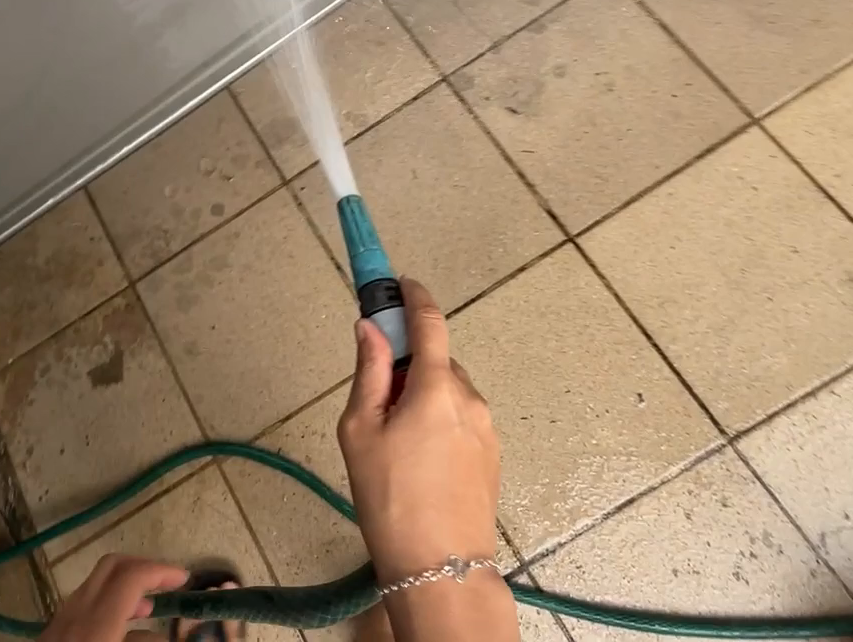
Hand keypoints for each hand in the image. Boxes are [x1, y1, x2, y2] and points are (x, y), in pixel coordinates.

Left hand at [38, 554, 188, 641]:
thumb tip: (162, 637)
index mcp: (97, 625)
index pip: (132, 576)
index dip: (162, 571)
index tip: (184, 580)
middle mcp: (75, 614)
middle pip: (111, 567)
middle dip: (142, 568)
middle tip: (166, 584)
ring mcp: (59, 624)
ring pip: (95, 585)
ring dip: (124, 588)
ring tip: (148, 610)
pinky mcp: (50, 637)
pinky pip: (82, 606)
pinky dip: (106, 606)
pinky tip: (119, 633)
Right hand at [336, 279, 499, 579]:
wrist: (439, 569)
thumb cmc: (390, 497)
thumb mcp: (360, 430)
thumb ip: (369, 371)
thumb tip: (370, 328)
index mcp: (437, 387)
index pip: (430, 322)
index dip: (414, 296)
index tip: (401, 282)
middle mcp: (470, 399)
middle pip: (436, 360)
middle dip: (409, 364)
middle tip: (377, 398)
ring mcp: (486, 427)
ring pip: (448, 390)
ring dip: (423, 395)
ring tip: (395, 442)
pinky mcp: (492, 453)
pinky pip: (461, 417)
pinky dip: (439, 418)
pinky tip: (419, 459)